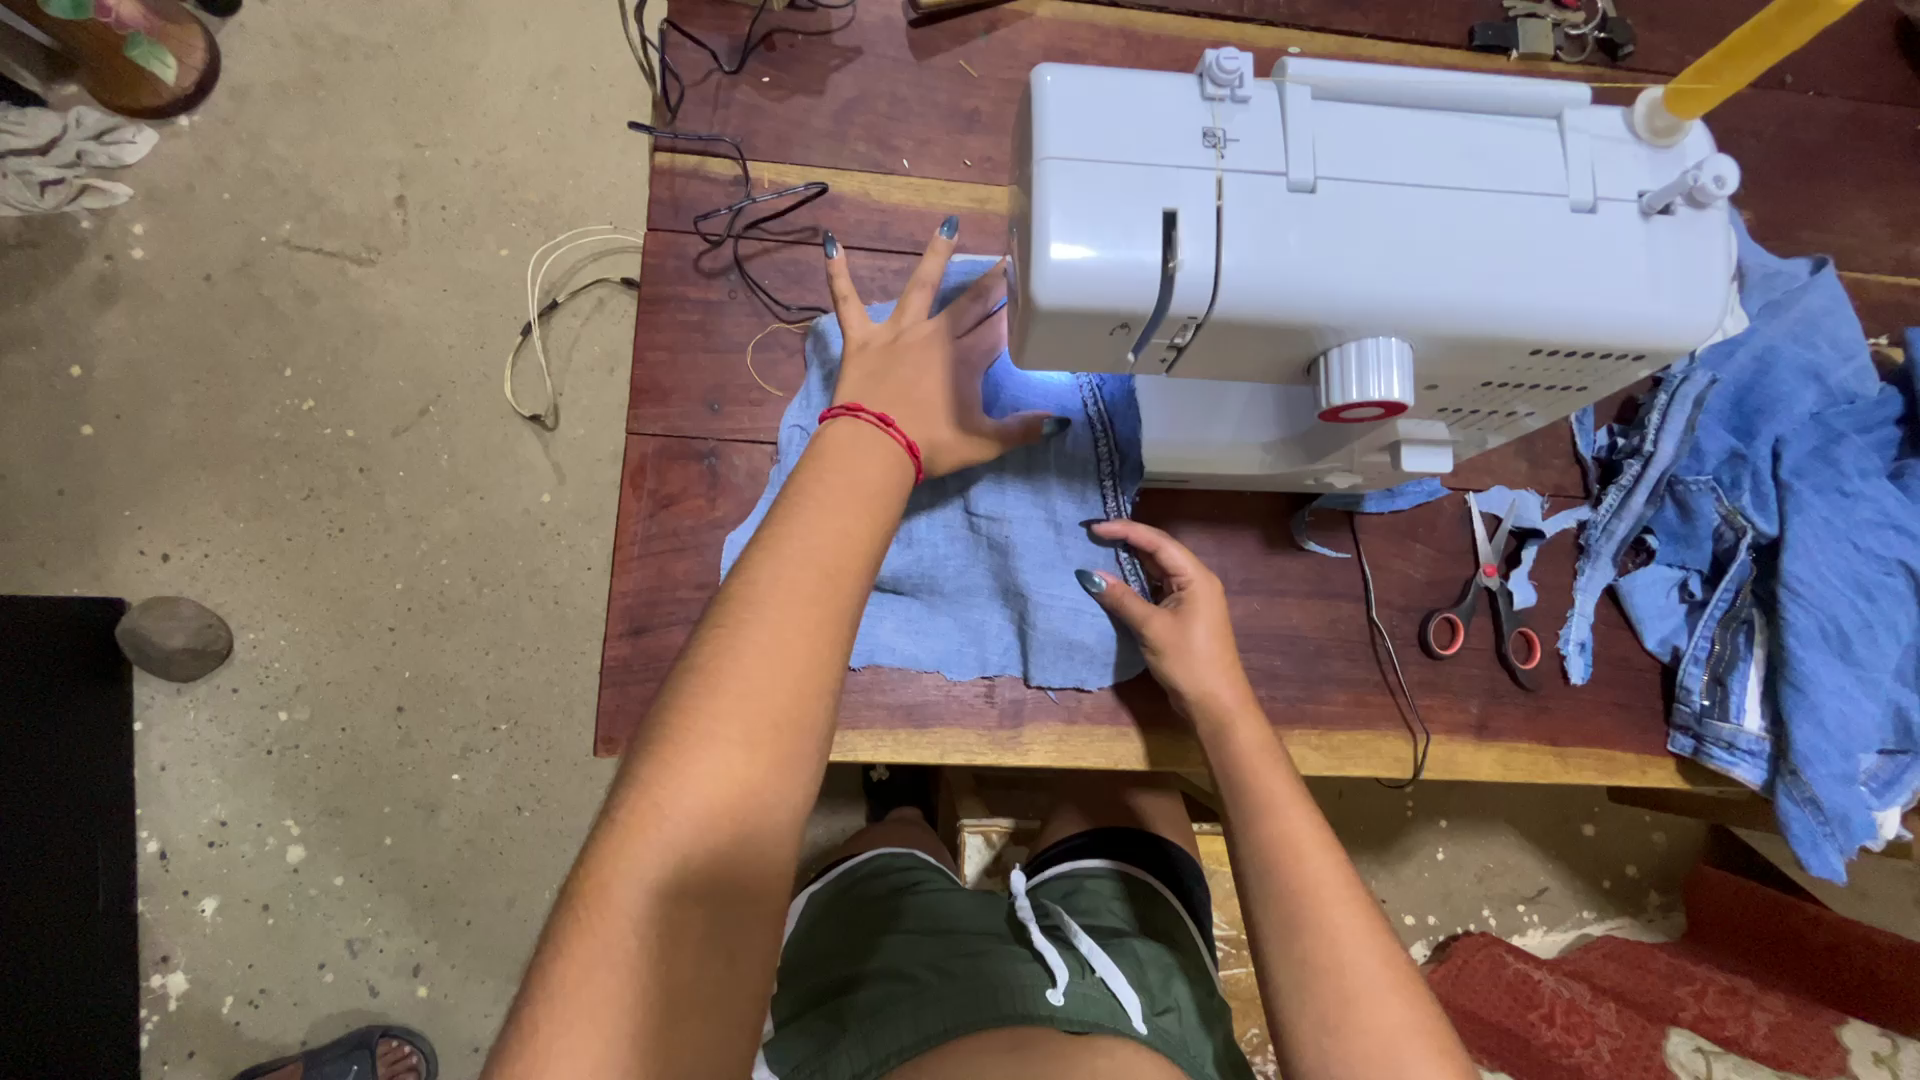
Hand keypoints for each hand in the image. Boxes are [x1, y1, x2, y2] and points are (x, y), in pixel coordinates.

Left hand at [822, 217, 1064, 479]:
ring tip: (948, 226)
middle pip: (970, 302)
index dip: (1016, 312)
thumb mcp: (984, 443)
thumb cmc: (930, 447)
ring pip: (920, 285)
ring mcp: (898, 331)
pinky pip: (847, 301)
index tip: (1032, 290)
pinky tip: (832, 244)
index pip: (999, 329)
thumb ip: (1022, 430)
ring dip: (936, 255)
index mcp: (966, 359)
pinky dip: (839, 273)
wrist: (875, 448)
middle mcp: (936, 334)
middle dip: (991, 280)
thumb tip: (1060, 422)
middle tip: (1007, 256)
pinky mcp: (862, 338)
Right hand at [1077, 520, 1258, 723]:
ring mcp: (1190, 597)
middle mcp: (1195, 580)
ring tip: (1099, 550)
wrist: (1215, 703)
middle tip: (1093, 535)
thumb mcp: (1150, 627)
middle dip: (1126, 540)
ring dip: (1129, 560)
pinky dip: (1135, 581)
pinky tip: (1116, 579)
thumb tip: (1090, 575)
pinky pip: (1156, 587)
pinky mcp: (1183, 613)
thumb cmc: (1187, 661)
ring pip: (1156, 569)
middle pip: (1158, 550)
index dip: (1125, 530)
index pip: (1157, 541)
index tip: (1095, 528)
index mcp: (1195, 576)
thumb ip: (1121, 598)